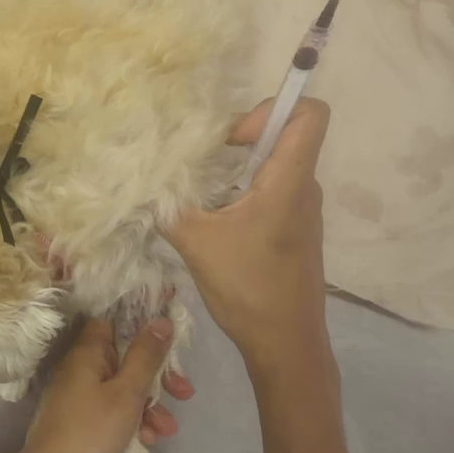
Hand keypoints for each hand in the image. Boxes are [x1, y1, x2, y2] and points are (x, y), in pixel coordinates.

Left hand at [10, 317, 173, 452]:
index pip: (114, 321)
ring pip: (122, 388)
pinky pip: (111, 409)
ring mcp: (78, 394)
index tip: (170, 334)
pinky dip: (131, 420)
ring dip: (148, 406)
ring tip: (166, 430)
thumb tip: (160, 321)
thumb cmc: (91, 432)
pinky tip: (147, 441)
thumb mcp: (126, 393)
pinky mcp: (80, 418)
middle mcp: (80, 368)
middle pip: (125, 359)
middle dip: (157, 377)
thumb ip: (145, 356)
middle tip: (184, 393)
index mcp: (86, 353)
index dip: (143, 324)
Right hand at [166, 97, 331, 379]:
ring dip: (237, 172)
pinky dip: (242, 196)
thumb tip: (144, 186)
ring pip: (273, 169)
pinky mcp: (292, 233)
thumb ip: (170, 208)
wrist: (284, 342)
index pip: (308, 113)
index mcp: (289, 182)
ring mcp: (301, 212)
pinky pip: (270, 195)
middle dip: (241, 140)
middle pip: (284, 137)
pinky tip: (213, 223)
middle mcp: (302, 189)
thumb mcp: (196, 244)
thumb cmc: (247, 288)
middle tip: (201, 163)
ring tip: (200, 194)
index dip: (271, 110)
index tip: (231, 140)